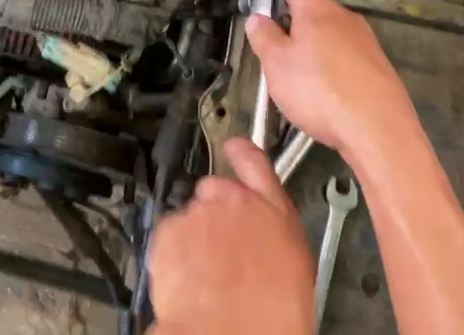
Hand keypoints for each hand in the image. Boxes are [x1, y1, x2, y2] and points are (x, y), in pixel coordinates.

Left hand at [149, 138, 313, 334]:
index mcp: (274, 213)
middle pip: (214, 191)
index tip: (233, 147)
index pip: (255, 163)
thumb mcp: (295, 271)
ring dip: (193, 238)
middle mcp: (235, 202)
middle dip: (213, 213)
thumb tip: (264, 240)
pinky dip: (172, 255)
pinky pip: (169, 236)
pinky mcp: (170, 230)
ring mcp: (199, 213)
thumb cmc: (271, 316)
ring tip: (203, 276)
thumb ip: (275, 236)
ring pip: (190, 217)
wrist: (231, 334)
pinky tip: (186, 281)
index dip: (241, 152)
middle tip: (218, 251)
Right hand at [245, 0, 414, 159]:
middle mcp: (345, 17)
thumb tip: (258, 17)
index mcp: (317, 8)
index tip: (264, 0)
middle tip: (276, 54)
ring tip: (302, 82)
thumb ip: (263, 36)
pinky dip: (334, 70)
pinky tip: (328, 96)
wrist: (379, 131)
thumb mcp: (276, 64)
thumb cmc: (319, 91)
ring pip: (330, 37)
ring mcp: (366, 42)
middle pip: (313, 12)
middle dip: (293, 27)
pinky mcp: (379, 67)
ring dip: (314, 51)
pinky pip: (347, 59)